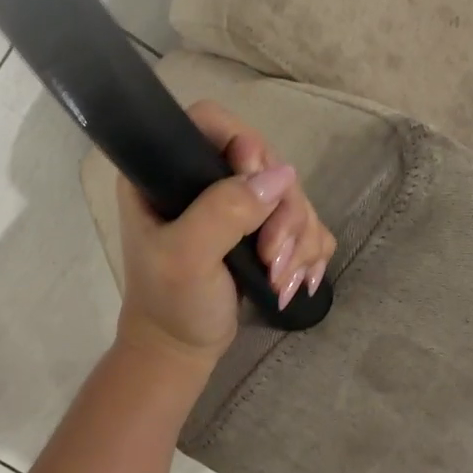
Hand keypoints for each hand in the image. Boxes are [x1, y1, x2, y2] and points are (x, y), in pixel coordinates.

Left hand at [114, 102, 336, 369]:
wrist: (181, 349)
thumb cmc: (170, 301)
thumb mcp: (186, 257)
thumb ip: (224, 212)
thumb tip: (279, 175)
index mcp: (165, 173)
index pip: (211, 123)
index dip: (244, 144)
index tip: (256, 184)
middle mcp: (201, 180)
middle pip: (265, 162)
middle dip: (281, 213)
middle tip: (272, 257)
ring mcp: (234, 205)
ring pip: (291, 195)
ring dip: (296, 240)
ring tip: (280, 280)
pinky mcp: (261, 230)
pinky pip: (305, 224)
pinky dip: (307, 252)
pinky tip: (293, 282)